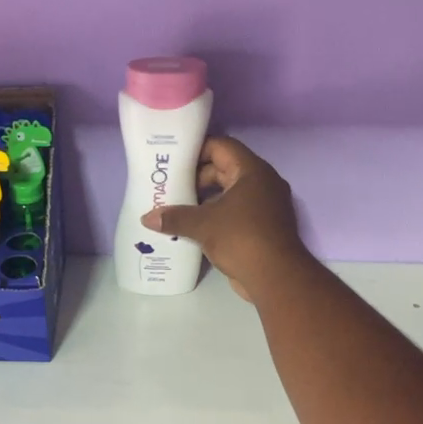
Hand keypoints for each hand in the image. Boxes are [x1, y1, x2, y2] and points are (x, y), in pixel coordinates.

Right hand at [143, 137, 310, 300]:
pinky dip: (216, 215)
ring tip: (177, 208)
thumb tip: (147, 217)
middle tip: (170, 187)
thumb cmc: (242, 238)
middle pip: (224, 169)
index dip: (196, 150)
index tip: (173, 161)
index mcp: (251, 171)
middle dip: (196, 178)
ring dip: (204, 199)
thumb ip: (175, 217)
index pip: (221, 146)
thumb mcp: (203, 225)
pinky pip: (235, 211)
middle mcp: (262, 182)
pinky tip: (194, 227)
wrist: (276, 276)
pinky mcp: (263, 225)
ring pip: (229, 192)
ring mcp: (265, 204)